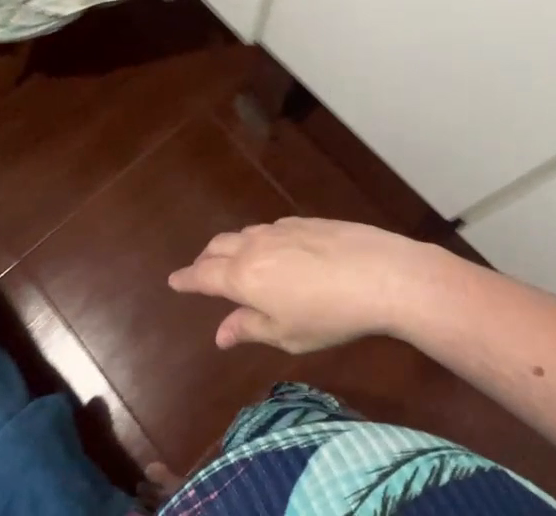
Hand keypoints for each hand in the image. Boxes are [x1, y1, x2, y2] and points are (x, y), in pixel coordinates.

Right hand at [167, 217, 451, 352]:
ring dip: (232, 247)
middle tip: (201, 272)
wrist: (382, 274)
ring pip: (244, 234)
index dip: (186, 279)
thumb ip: (249, 329)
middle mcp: (255, 245)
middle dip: (205, 260)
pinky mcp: (307, 221)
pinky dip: (260, 241)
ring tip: (235, 261)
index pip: (203, 276)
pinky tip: (275, 252)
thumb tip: (220, 333)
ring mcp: (282, 229)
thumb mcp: (287, 334)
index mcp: (243, 276)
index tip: (173, 280)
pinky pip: (270, 229)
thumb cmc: (331, 315)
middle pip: (218, 247)